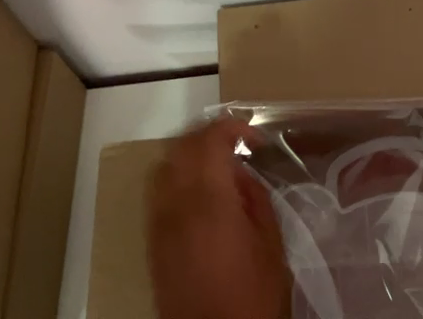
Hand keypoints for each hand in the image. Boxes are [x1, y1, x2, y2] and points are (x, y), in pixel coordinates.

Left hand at [148, 117, 290, 318]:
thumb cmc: (252, 296)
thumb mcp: (270, 243)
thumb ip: (255, 198)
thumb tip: (240, 173)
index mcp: (210, 201)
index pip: (211, 140)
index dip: (233, 127)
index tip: (254, 137)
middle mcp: (177, 204)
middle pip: (182, 145)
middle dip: (209, 134)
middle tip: (236, 142)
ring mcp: (159, 222)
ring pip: (163, 165)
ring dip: (188, 153)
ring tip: (214, 162)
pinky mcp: (152, 241)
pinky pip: (157, 192)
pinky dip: (175, 176)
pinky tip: (196, 191)